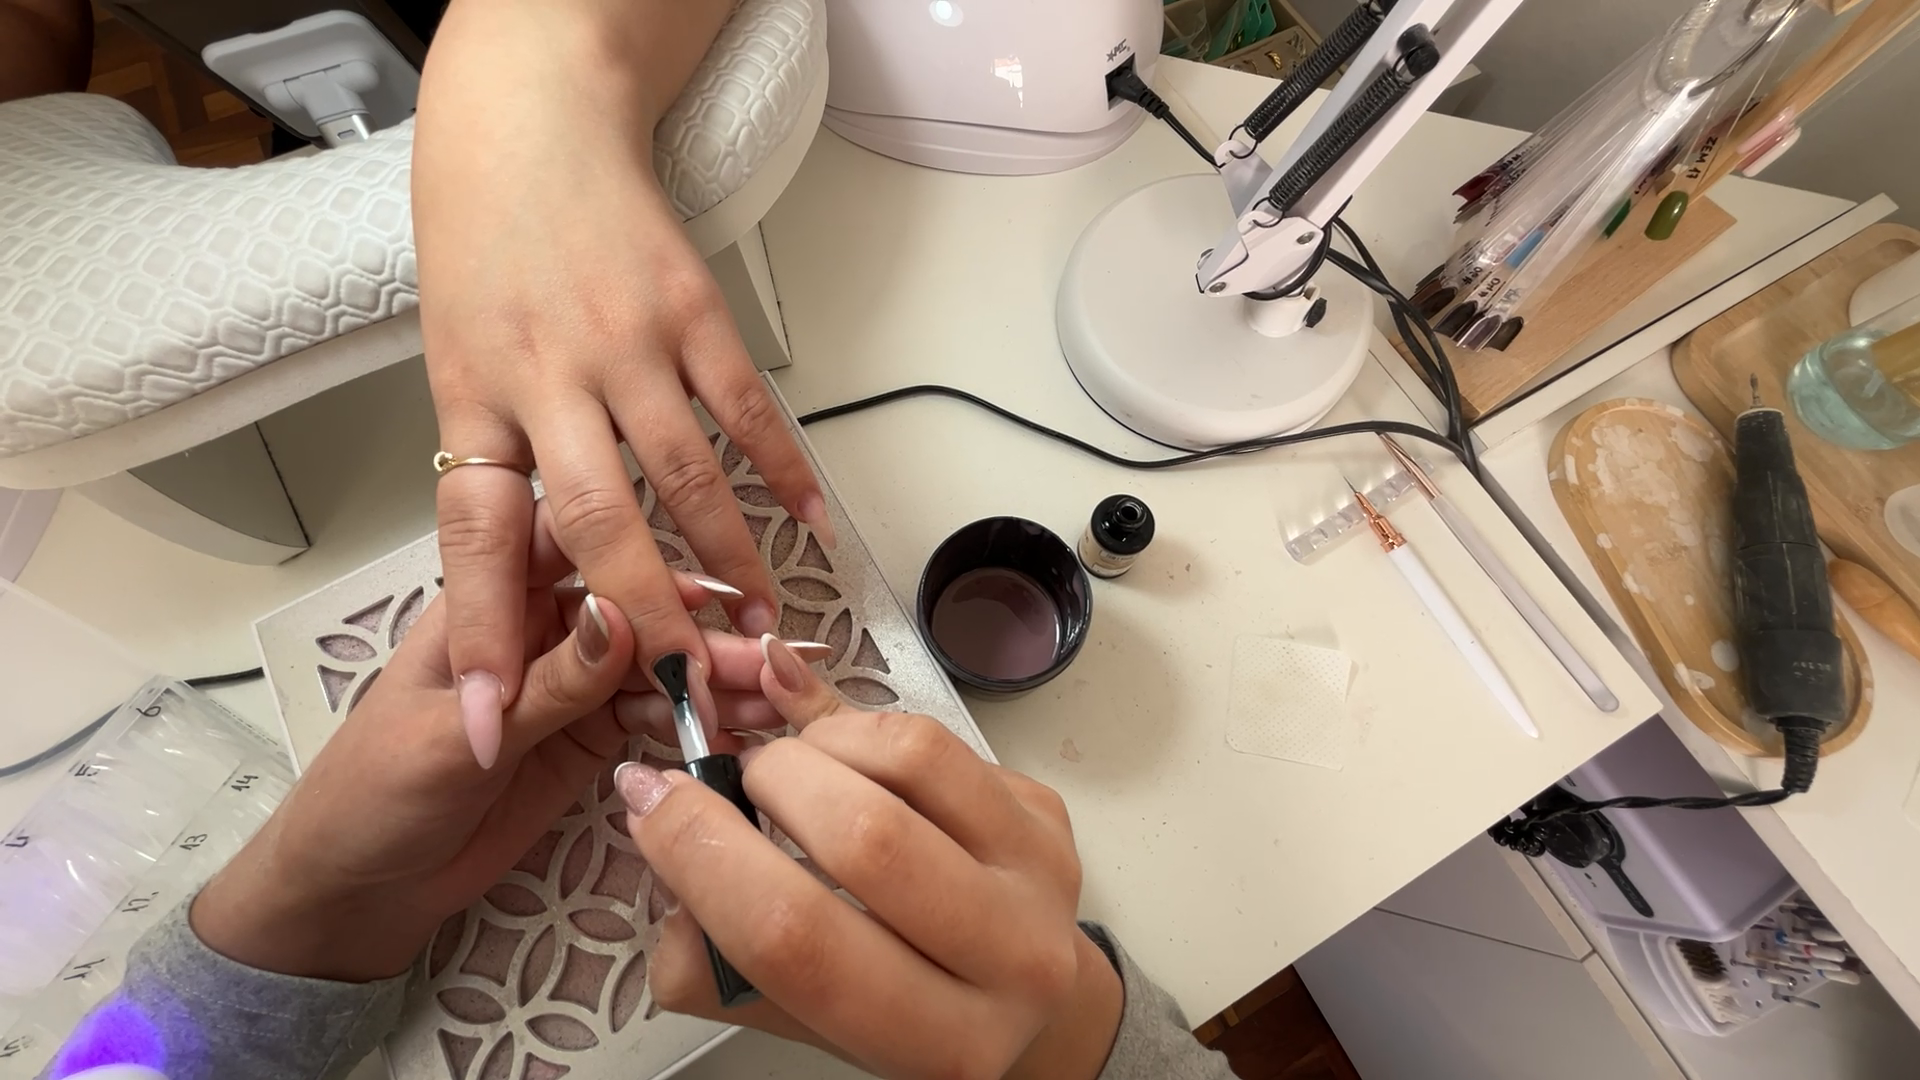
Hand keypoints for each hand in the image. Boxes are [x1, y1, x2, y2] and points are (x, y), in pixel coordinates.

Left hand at [188, 559, 784, 982]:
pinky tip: (745, 728)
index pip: (577, 549)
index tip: (711, 593)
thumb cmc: (375, 792)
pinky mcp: (603, 727)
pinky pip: (662, 714)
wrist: (364, 887)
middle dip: (706, 636)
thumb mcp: (455, 733)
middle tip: (773, 658)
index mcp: (495, 600)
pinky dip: (702, 722)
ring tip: (778, 698)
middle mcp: (552, 626)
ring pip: (663, 665)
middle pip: (642, 613)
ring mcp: (584, 678)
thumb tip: (624, 613)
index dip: (647, 560)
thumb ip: (551, 679)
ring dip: (718, 680)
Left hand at [412, 0, 830, 768]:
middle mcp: (549, 380)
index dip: (484, 636)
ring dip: (731, 558)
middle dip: (644, 619)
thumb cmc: (487, 247)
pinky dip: (786, 473)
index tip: (493, 728)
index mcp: (473, 399)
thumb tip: (545, 571)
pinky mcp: (696, 315)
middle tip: (686, 691)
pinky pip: (748, 412)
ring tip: (762, 623)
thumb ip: (501, 462)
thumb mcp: (458, 360)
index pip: (476, 540)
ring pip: (687, 477)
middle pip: (600, 525)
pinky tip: (815, 525)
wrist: (532, 123)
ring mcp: (630, 344)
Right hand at [618, 639, 1123, 1079]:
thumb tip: (667, 825)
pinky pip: (939, 735)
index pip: (801, 941)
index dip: (707, 858)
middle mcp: (1011, 955)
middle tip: (743, 774)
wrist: (1026, 986)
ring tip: (795, 759)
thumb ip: (722, 957)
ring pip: (912, 757)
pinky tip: (845, 748)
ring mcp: (1041, 868)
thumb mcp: (812, 1015)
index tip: (651, 798)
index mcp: (939, 1042)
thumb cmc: (908, 1005)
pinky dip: (867, 725)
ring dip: (824, 740)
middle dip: (774, 782)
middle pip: (867, 838)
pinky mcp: (1046, 807)